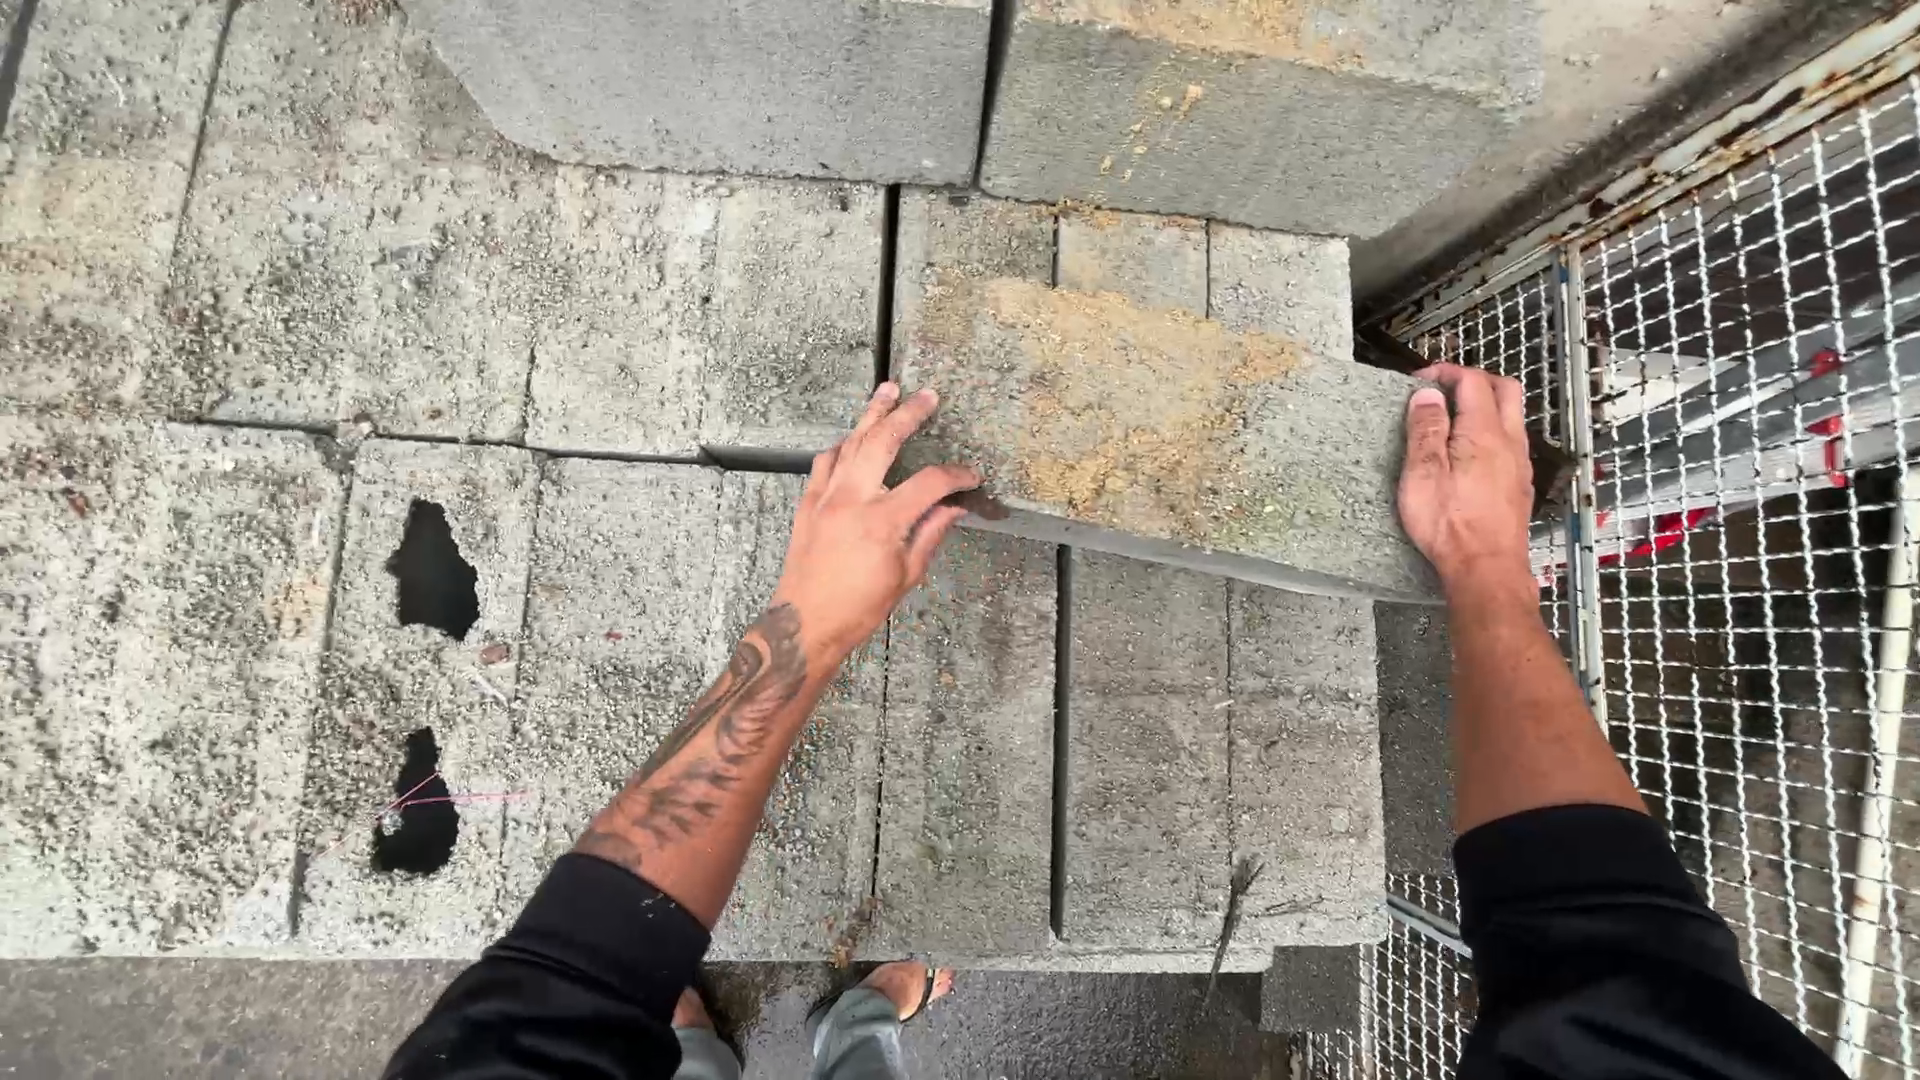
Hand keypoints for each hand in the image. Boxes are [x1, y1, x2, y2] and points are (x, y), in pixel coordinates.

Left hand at [769, 382, 980, 665]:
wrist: (805, 623)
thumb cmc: (859, 608)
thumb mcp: (906, 575)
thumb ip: (931, 533)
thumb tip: (954, 508)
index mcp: (882, 522)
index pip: (929, 483)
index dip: (956, 476)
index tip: (971, 476)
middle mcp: (851, 499)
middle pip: (882, 440)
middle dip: (907, 413)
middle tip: (926, 396)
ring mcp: (825, 497)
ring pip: (850, 442)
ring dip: (870, 415)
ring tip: (887, 391)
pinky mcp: (808, 503)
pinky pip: (825, 462)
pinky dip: (842, 446)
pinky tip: (852, 439)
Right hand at [1398, 364, 1534, 596]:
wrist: (1485, 565)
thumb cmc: (1448, 522)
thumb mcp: (1422, 473)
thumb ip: (1426, 430)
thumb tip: (1428, 395)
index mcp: (1483, 433)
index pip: (1472, 382)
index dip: (1446, 373)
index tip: (1420, 379)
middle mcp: (1509, 441)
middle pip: (1504, 390)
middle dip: (1473, 380)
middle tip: (1442, 389)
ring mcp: (1518, 462)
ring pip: (1511, 415)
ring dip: (1484, 404)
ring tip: (1450, 418)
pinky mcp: (1518, 482)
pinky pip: (1510, 441)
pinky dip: (1490, 430)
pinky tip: (1468, 450)